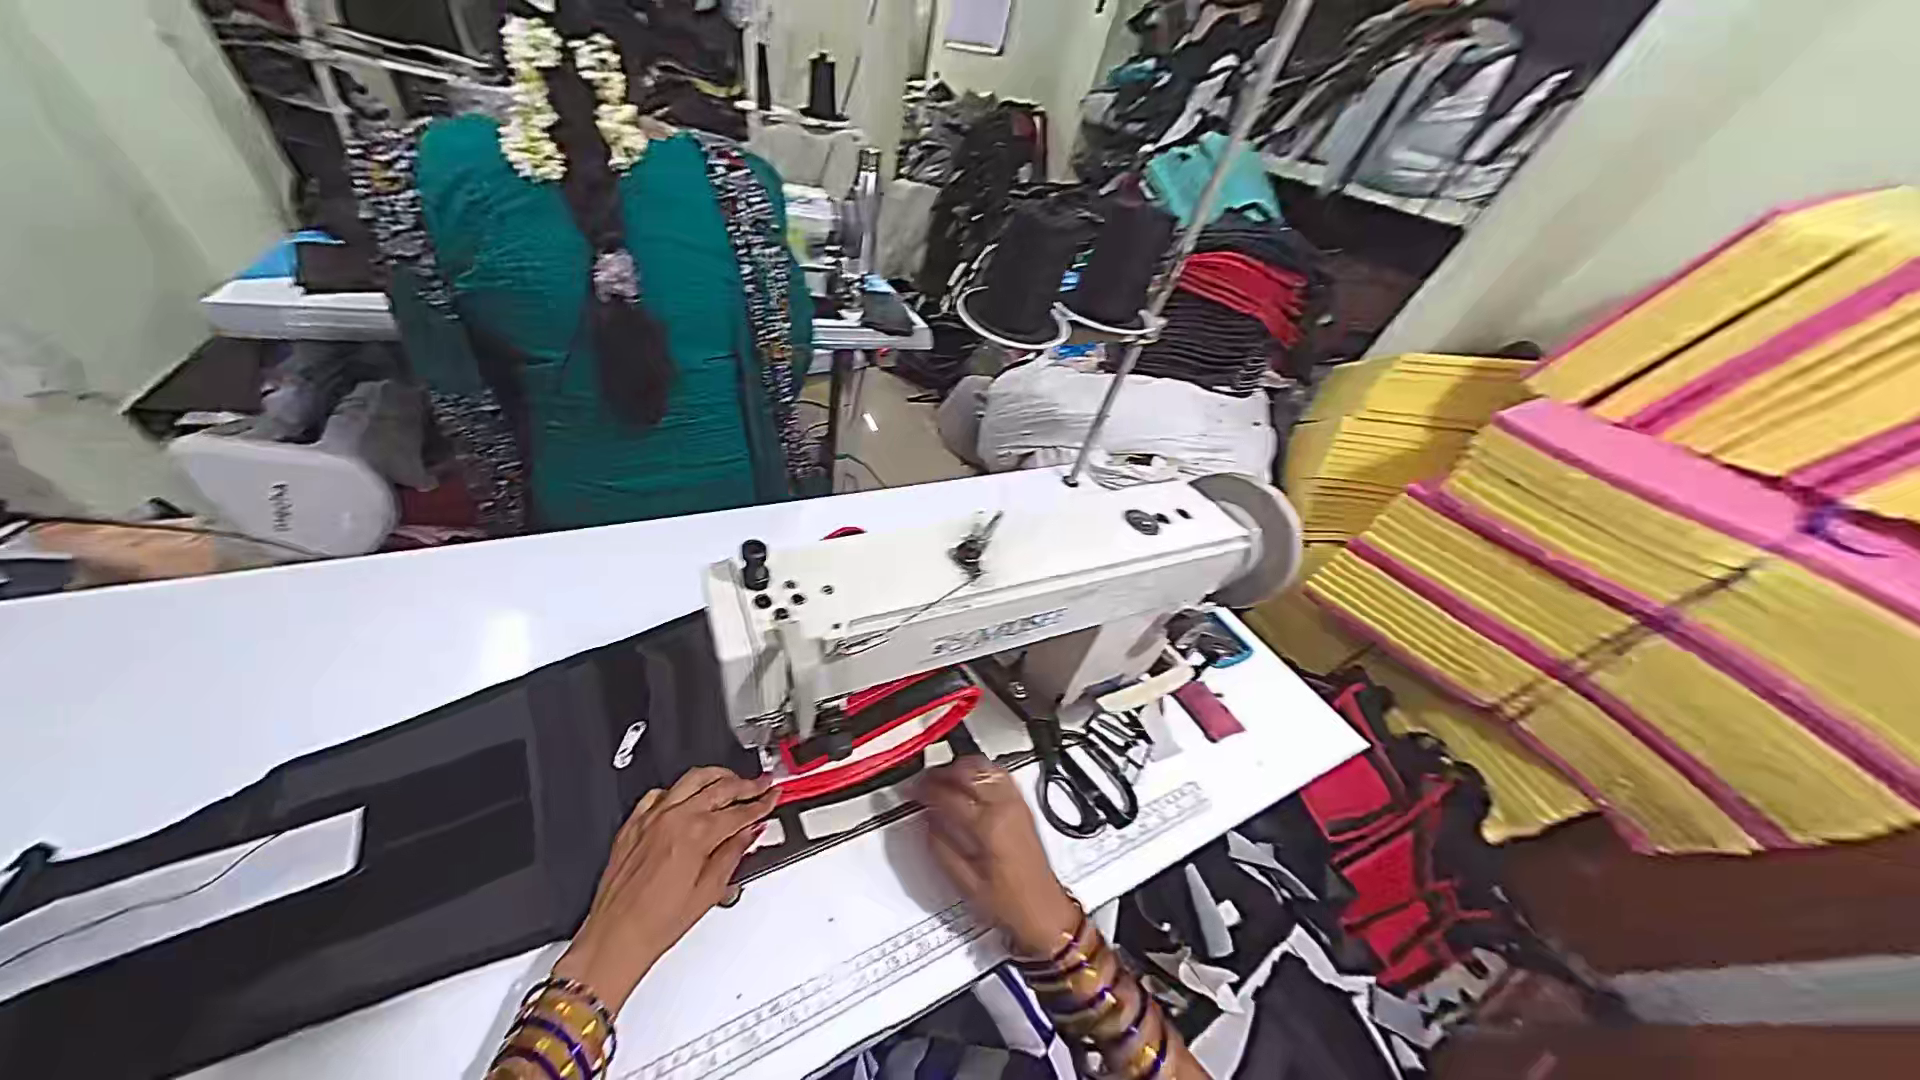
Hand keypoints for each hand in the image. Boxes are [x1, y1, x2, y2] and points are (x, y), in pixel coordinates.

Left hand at [553, 766, 776, 1008]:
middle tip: (761, 784)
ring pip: (692, 779)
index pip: (740, 810)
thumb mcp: (709, 891)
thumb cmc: (655, 924)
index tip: (773, 796)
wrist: (614, 939)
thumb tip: (749, 833)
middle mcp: (673, 819)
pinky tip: (688, 795)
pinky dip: (680, 789)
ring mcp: (651, 818)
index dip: (762, 802)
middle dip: (747, 784)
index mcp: (696, 834)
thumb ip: (733, 854)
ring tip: (732, 780)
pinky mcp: (633, 824)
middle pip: (721, 786)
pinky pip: (660, 793)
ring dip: (718, 776)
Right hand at [918, 757, 1081, 957]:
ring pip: (985, 766)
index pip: (949, 795)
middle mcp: (1005, 808)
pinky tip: (970, 776)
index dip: (925, 790)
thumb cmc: (1010, 902)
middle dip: (941, 772)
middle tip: (925, 779)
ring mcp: (1017, 804)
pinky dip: (981, 769)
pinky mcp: (1023, 805)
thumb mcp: (965, 882)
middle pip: (968, 772)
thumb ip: (941, 847)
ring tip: (944, 775)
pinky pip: (1000, 773)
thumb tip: (927, 821)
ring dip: (961, 766)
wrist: (1043, 909)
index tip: (913, 791)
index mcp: (989, 827)